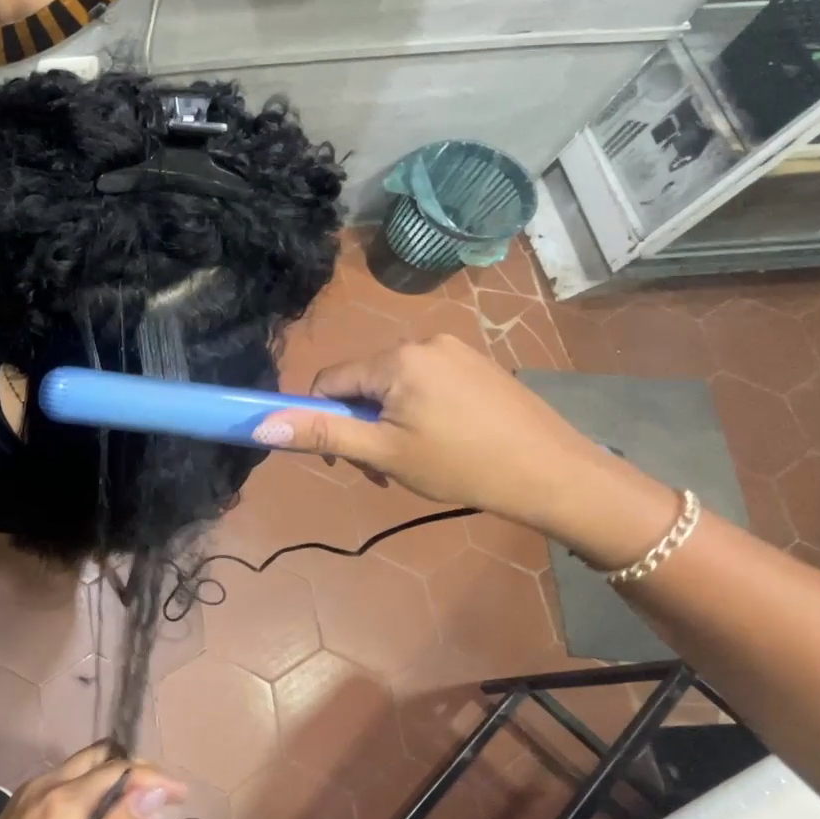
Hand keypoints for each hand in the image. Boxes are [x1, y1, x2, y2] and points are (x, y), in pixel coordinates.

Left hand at [0, 743, 186, 818]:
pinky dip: (90, 791)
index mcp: (63, 800)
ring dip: (112, 781)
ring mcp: (28, 791)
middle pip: (98, 757)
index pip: (118, 768)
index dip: (153, 776)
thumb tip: (152, 785)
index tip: (183, 796)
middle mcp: (44, 784)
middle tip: (162, 804)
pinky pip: (63, 782)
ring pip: (80, 767)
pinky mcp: (19, 805)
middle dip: (134, 771)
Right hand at [254, 335, 677, 564]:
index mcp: (396, 359)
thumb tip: (261, 424)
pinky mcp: (479, 367)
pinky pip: (425, 384)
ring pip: (393, 387)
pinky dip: (417, 414)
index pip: (328, 381)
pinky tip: (439, 446)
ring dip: (386, 423)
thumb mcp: (384, 453)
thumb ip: (322, 433)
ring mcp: (457, 352)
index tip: (341, 459)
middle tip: (381, 469)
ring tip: (411, 462)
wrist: (557, 476)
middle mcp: (424, 342)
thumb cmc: (463, 466)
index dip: (321, 420)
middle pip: (362, 383)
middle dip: (359, 425)